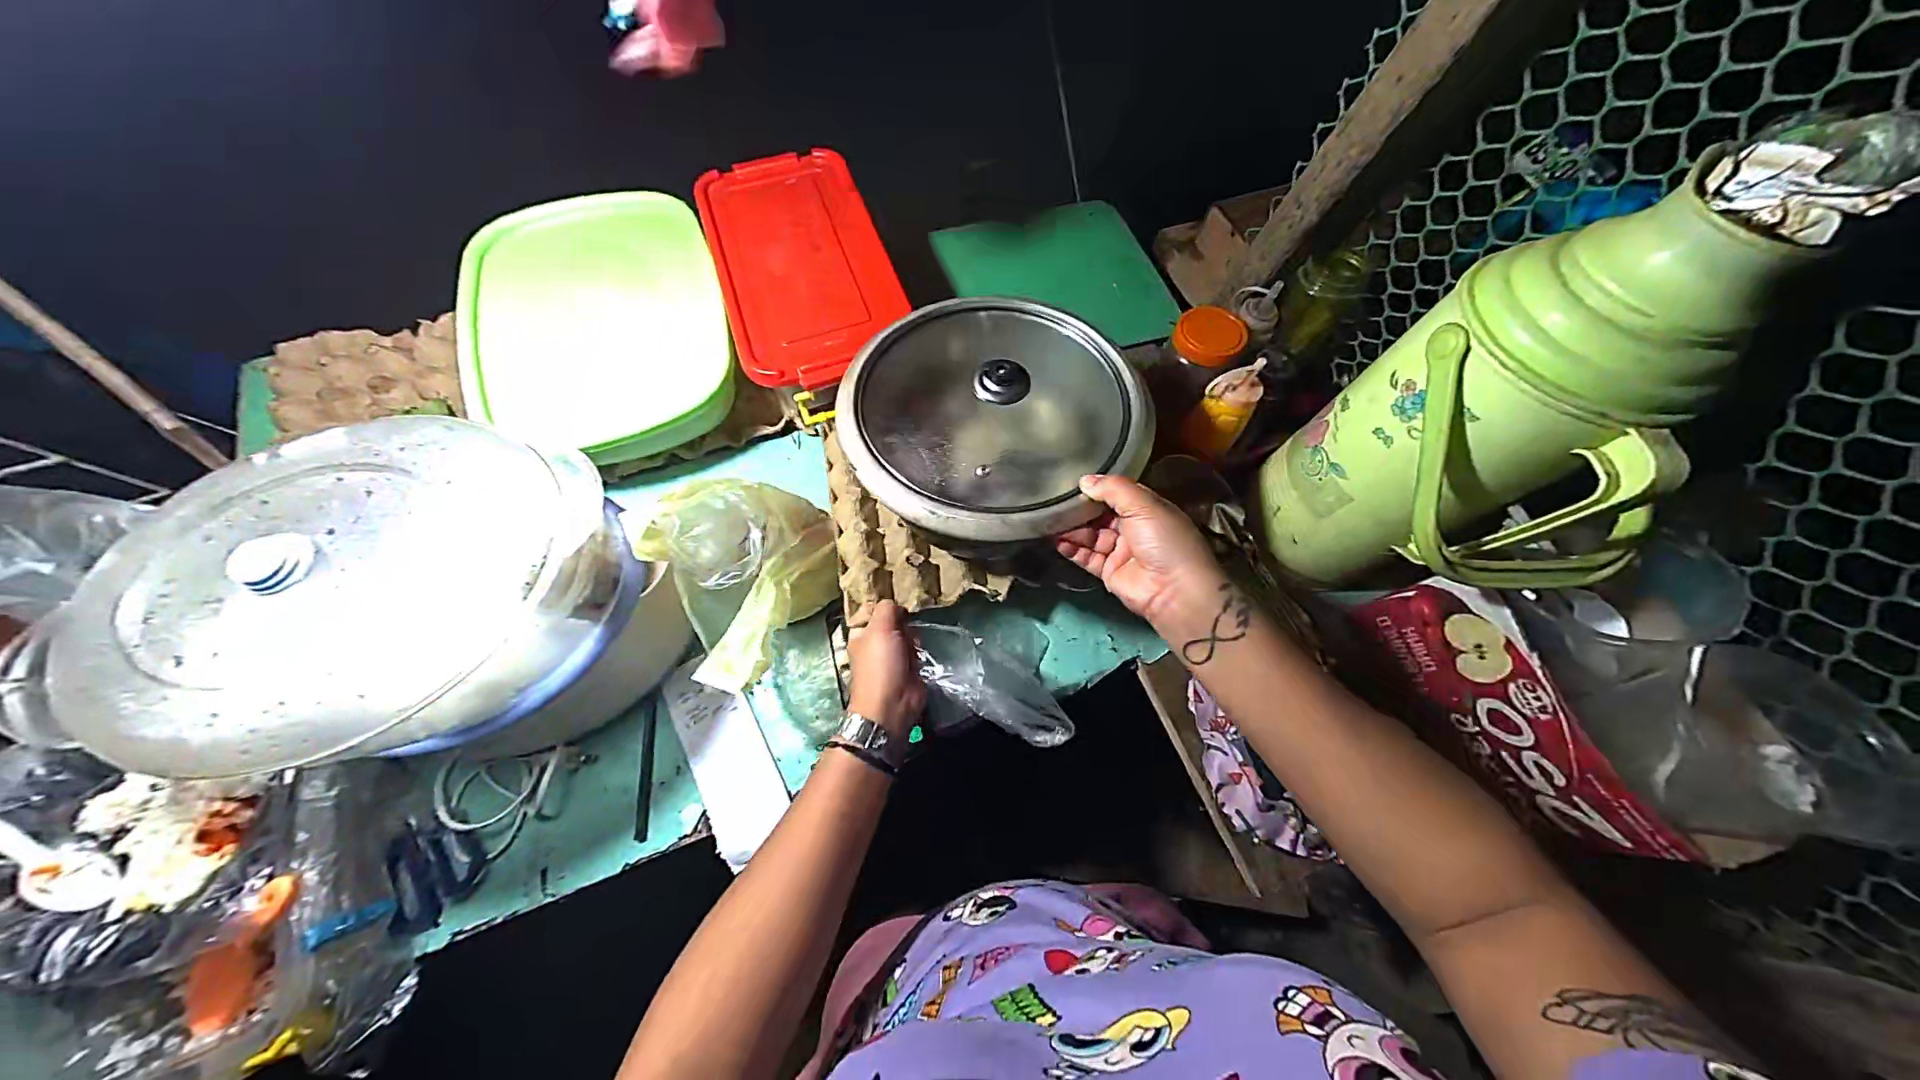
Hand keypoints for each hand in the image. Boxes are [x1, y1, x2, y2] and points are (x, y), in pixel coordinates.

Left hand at [847, 600, 926, 738]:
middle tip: (907, 630)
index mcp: (862, 634)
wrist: (892, 704)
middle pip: (894, 623)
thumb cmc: (881, 665)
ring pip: (907, 636)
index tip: (899, 607)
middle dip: (903, 624)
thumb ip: (887, 610)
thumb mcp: (879, 629)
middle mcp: (876, 644)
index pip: (876, 611)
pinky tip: (920, 653)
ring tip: (914, 645)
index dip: (888, 608)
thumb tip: (898, 607)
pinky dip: (919, 651)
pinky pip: (916, 651)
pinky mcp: (908, 668)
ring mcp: (892, 656)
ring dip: (913, 638)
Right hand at [1055, 474, 1230, 631]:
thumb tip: (1084, 481)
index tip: (1074, 483)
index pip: (1118, 494)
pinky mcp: (1109, 572)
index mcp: (1147, 509)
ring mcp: (1121, 551)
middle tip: (1056, 503)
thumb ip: (1113, 489)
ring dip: (1072, 530)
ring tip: (1052, 522)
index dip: (1098, 488)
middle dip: (1080, 510)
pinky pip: (1087, 557)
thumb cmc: (1164, 540)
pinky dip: (1072, 549)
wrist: (1174, 590)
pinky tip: (1058, 542)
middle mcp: (1134, 528)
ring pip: (1091, 536)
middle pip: (1101, 515)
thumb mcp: (1143, 505)